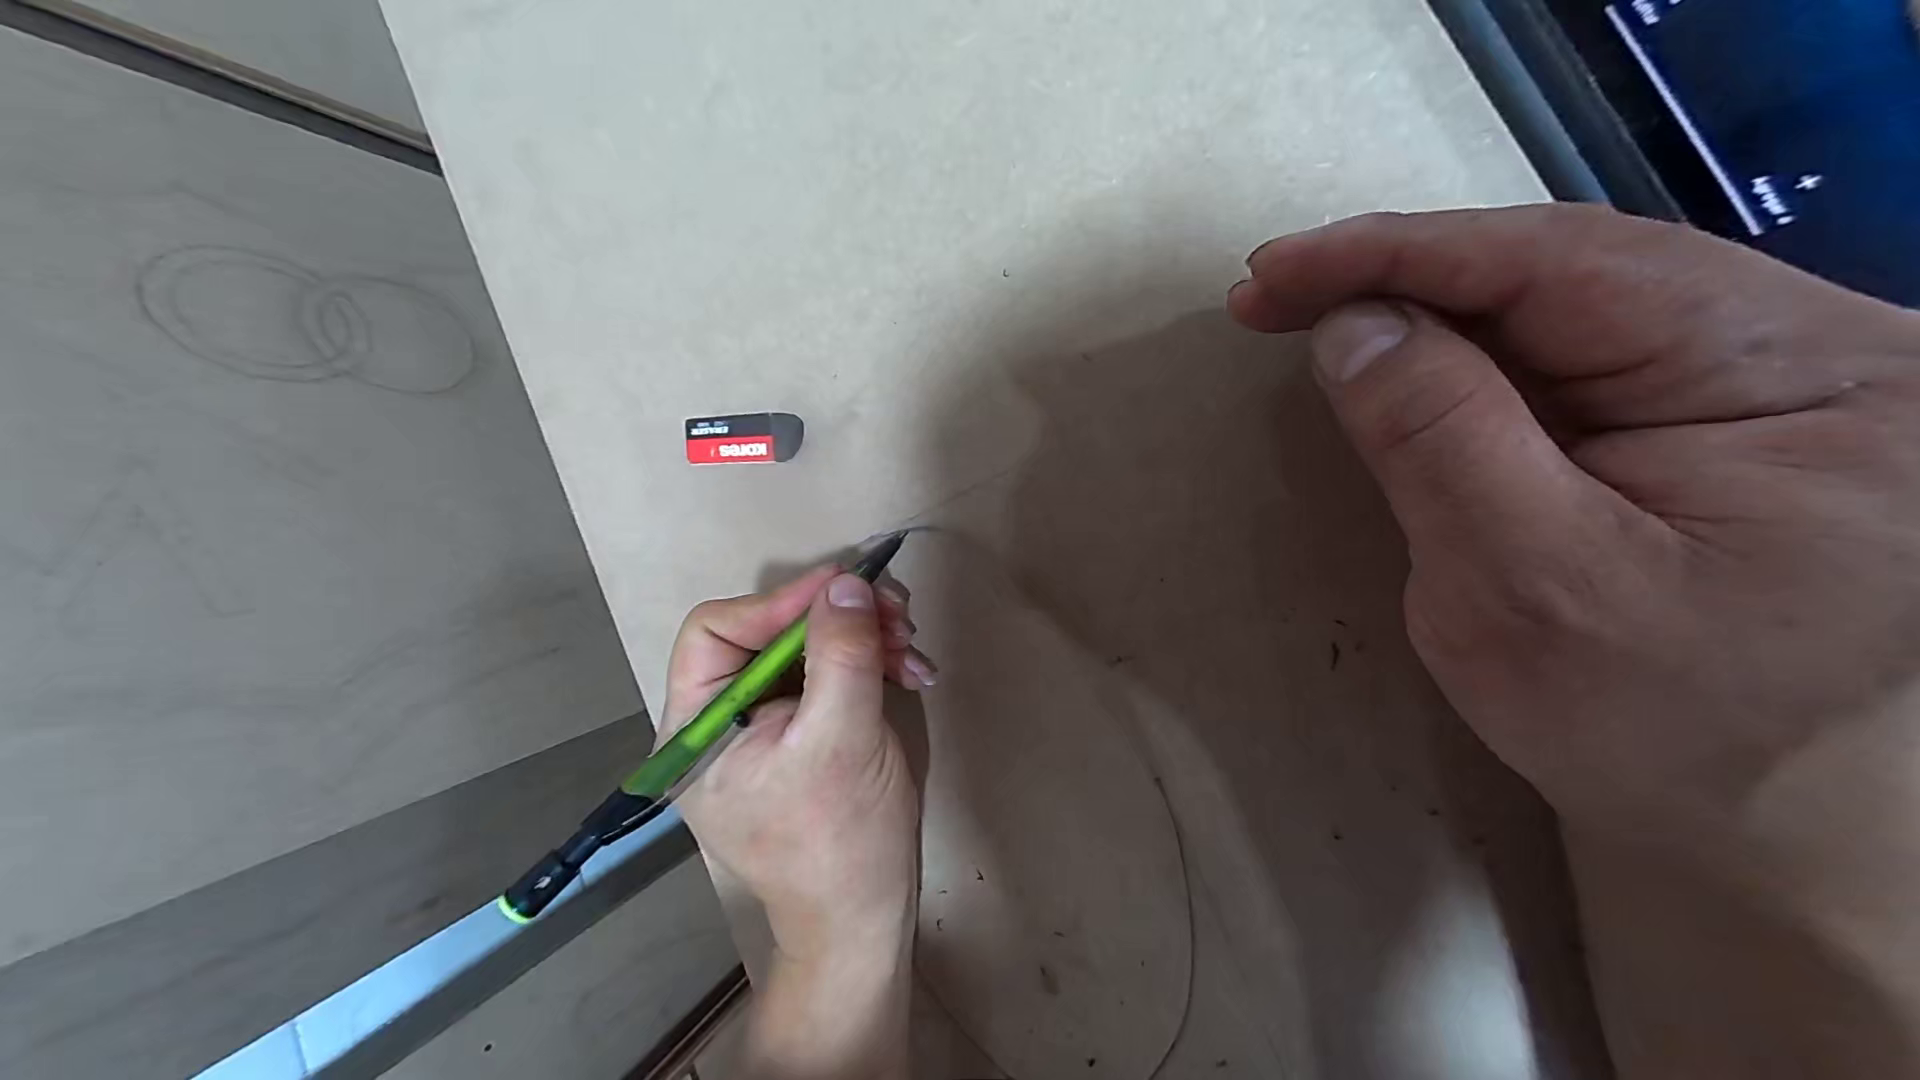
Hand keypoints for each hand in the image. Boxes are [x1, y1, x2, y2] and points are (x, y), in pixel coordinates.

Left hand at [660, 564, 932, 957]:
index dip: (781, 601)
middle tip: (897, 614)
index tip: (845, 585)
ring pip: (809, 644)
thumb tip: (845, 582)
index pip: (719, 631)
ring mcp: (768, 721)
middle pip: (772, 632)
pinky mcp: (807, 724)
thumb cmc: (841, 841)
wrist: (867, 914)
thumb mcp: (843, 739)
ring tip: (911, 646)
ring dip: (866, 634)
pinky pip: (833, 669)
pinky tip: (911, 670)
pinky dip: (874, 660)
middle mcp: (725, 717)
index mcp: (699, 727)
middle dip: (838, 617)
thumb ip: (842, 655)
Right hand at [1229, 206, 1919, 1076]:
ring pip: (1546, 306)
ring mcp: (1744, 378)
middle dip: (1391, 273)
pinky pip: (1550, 356)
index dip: (1392, 254)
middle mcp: (1795, 342)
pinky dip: (1450, 349)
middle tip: (1271, 293)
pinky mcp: (1688, 420)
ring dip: (1414, 304)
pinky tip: (1394, 352)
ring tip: (1311, 311)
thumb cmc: (1657, 722)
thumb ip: (1435, 437)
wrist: (1768, 819)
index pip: (1556, 264)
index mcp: (1797, 370)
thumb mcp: (1523, 582)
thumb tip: (1349, 327)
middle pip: (1553, 268)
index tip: (1270, 272)